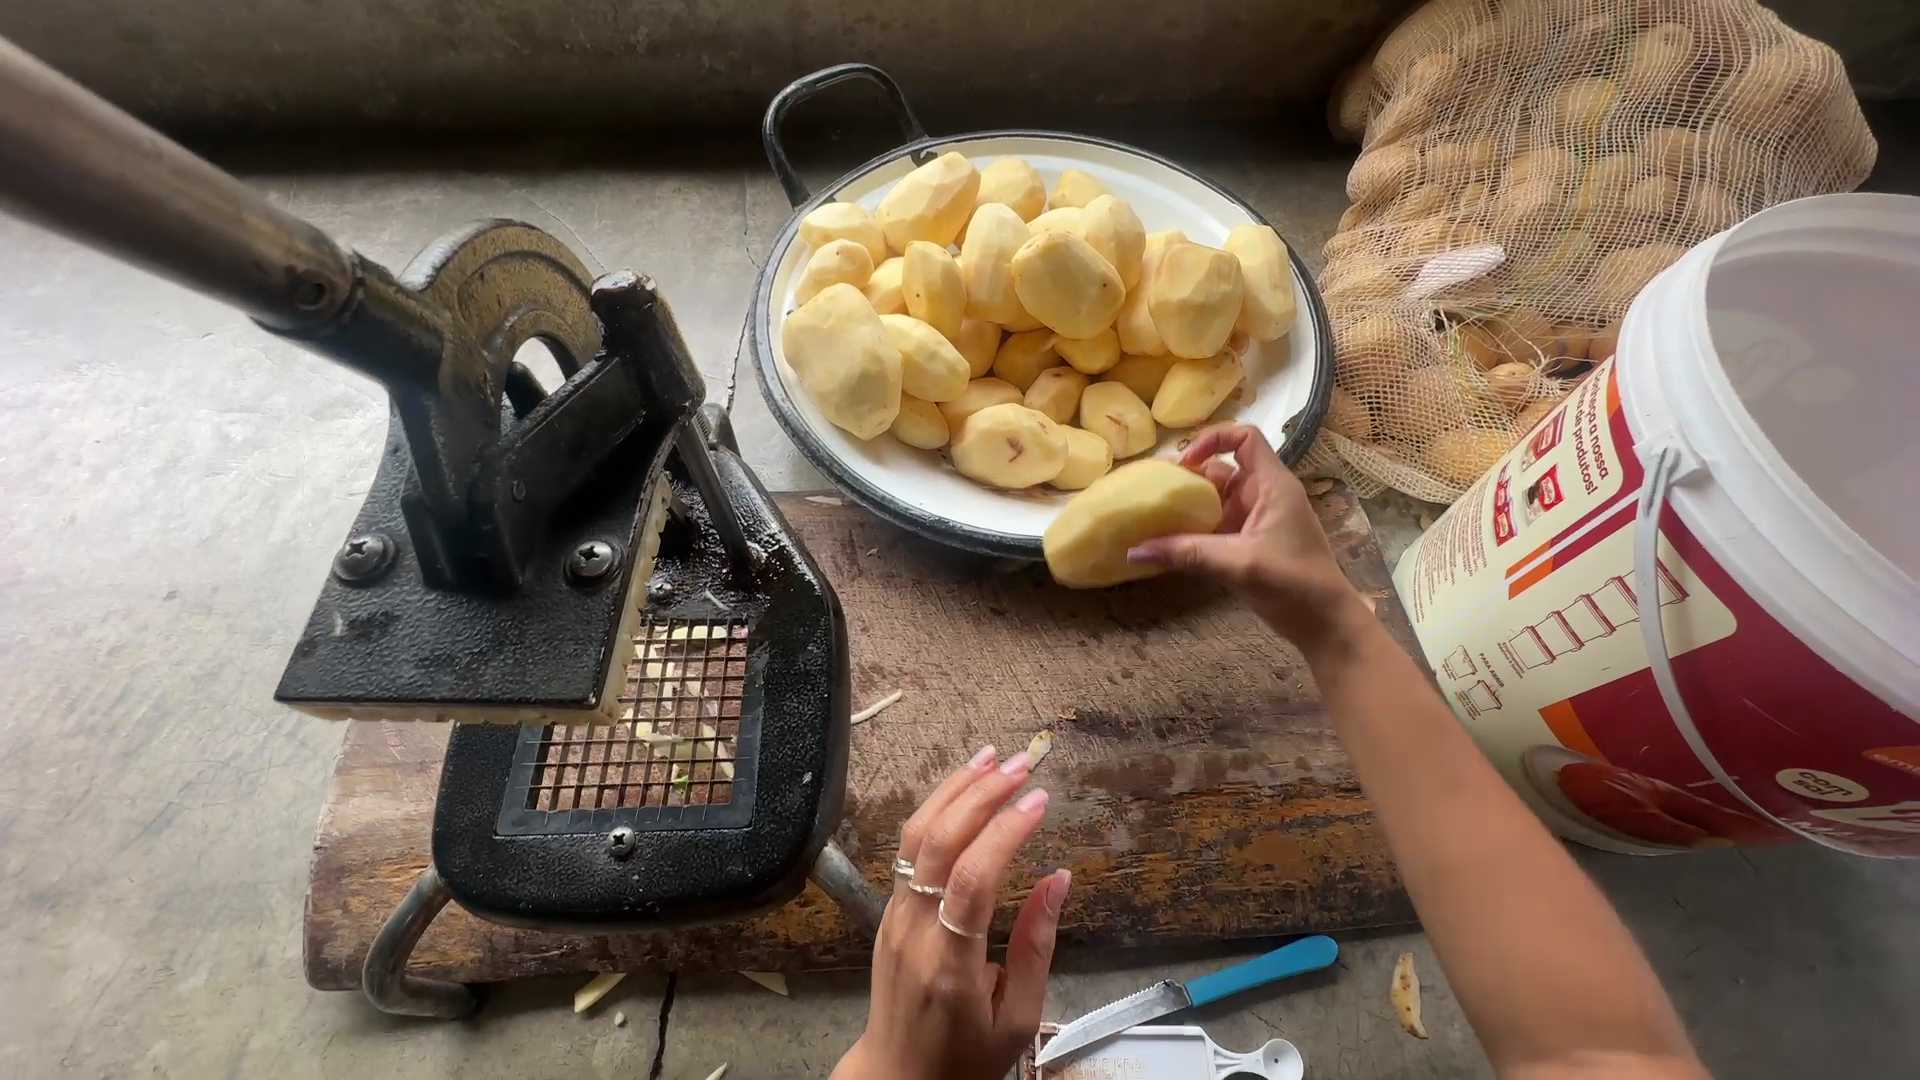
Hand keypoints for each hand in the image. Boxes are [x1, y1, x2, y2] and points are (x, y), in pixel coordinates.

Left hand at [834, 746, 1071, 1079]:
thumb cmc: (965, 1061)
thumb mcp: (1018, 1020)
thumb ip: (1038, 946)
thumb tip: (1060, 876)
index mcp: (950, 965)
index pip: (973, 880)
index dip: (1006, 832)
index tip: (1040, 798)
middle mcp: (913, 929)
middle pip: (939, 843)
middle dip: (982, 794)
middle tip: (1022, 762)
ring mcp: (893, 914)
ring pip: (916, 834)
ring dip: (954, 788)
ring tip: (991, 756)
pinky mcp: (887, 907)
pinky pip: (909, 846)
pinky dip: (938, 808)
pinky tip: (963, 788)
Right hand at [1127, 424, 1366, 652]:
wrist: (1325, 623)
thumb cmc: (1295, 583)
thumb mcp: (1240, 564)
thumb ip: (1188, 554)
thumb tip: (1134, 551)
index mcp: (1272, 485)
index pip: (1245, 438)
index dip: (1213, 439)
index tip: (1185, 464)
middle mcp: (1262, 495)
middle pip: (1220, 468)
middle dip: (1187, 477)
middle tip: (1150, 489)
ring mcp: (1254, 520)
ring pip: (1213, 500)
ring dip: (1185, 506)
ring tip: (1151, 513)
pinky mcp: (1246, 543)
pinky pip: (1213, 526)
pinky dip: (1191, 529)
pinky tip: (1166, 541)